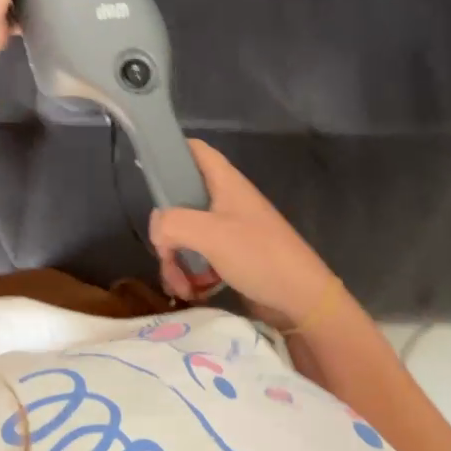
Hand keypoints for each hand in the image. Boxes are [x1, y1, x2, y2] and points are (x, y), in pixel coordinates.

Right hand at [148, 139, 340, 327]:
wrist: (301, 300)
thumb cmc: (258, 254)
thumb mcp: (210, 233)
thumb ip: (172, 224)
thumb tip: (157, 232)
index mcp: (224, 181)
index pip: (193, 150)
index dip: (170, 153)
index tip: (148, 177)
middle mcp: (225, 200)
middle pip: (181, 200)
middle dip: (167, 230)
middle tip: (165, 255)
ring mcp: (230, 229)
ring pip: (187, 234)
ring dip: (177, 260)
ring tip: (181, 287)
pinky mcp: (233, 257)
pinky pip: (200, 257)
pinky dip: (192, 274)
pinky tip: (193, 293)